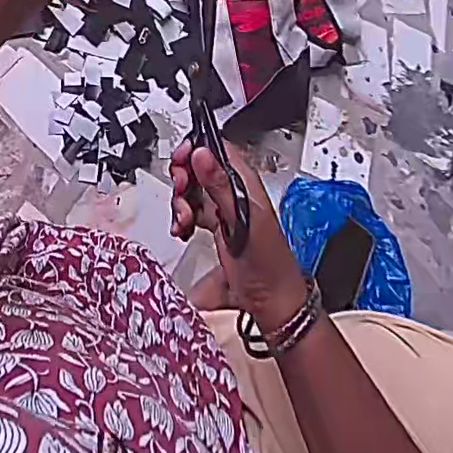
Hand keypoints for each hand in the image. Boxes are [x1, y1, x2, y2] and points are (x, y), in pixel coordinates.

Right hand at [170, 141, 307, 331]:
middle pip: (198, 168)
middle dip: (183, 177)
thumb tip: (202, 153)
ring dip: (179, 201)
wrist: (273, 303)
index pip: (216, 148)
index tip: (181, 160)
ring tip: (183, 219)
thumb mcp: (241, 220)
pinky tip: (182, 229)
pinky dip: (181, 218)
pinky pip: (191, 211)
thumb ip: (219, 185)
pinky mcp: (216, 226)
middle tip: (180, 191)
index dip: (195, 148)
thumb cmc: (268, 264)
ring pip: (192, 189)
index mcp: (243, 182)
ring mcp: (223, 209)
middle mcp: (233, 192)